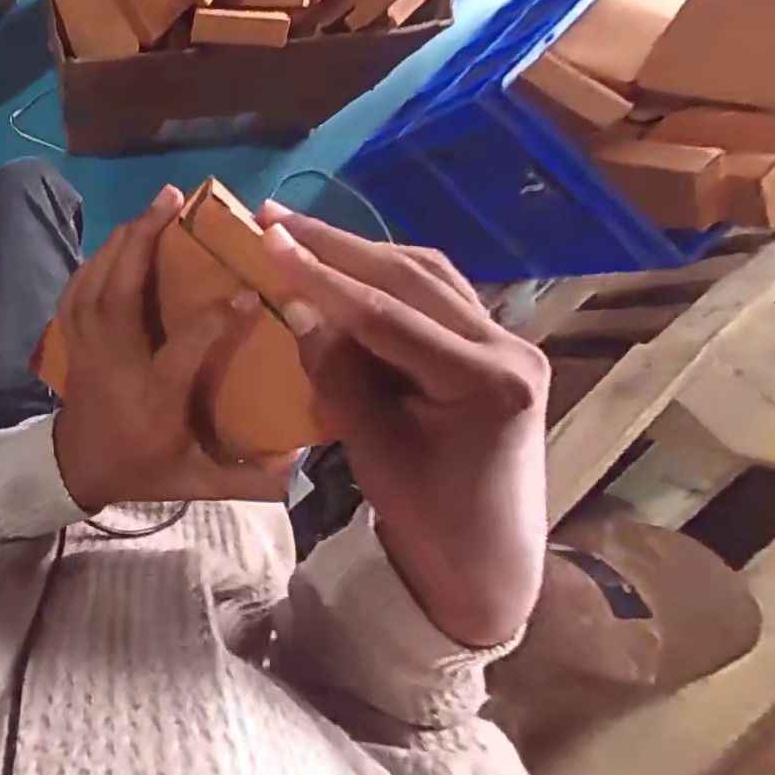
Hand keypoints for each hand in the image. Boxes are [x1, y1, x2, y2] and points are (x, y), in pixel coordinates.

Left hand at [52, 186, 298, 512]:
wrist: (73, 469)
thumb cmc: (138, 469)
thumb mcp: (196, 482)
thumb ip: (249, 475)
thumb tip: (301, 459)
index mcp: (151, 395)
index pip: (183, 348)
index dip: (216, 318)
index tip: (249, 291)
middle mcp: (114, 361)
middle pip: (120, 293)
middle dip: (143, 240)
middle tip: (172, 198)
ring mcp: (86, 348)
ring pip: (94, 284)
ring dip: (120, 241)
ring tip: (149, 210)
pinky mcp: (73, 341)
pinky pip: (75, 292)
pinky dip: (92, 263)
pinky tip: (113, 245)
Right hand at [257, 204, 548, 647]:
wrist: (483, 558)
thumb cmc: (426, 513)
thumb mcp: (371, 447)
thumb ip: (336, 371)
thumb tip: (302, 309)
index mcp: (485, 380)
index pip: (385, 312)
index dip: (319, 274)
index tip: (268, 239)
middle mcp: (506, 346)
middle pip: (410, 276)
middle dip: (336, 243)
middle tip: (274, 216)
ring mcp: (504, 342)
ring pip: (425, 275)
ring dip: (359, 250)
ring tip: (302, 231)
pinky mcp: (487, 348)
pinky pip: (431, 295)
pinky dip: (381, 275)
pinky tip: (347, 266)